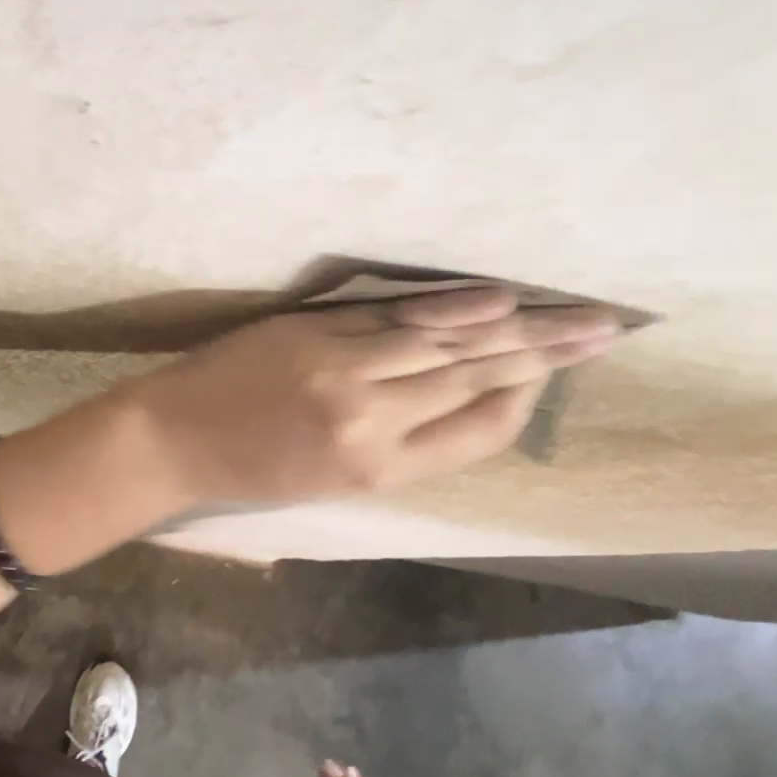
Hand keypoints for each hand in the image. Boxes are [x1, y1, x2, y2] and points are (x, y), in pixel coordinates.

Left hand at [128, 287, 618, 503]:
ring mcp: (341, 371)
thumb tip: (456, 400)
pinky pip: (391, 318)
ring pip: (443, 344)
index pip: (477, 433)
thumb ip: (395, 443)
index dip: (523, 400)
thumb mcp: (328, 478)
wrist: (169, 440)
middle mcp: (371, 421)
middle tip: (607, 329)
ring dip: (514, 326)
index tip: (555, 373)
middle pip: (474, 380)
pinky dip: (444, 306)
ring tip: (572, 311)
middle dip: (546, 355)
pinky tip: (494, 297)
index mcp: (378, 469)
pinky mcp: (310, 334)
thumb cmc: (246, 466)